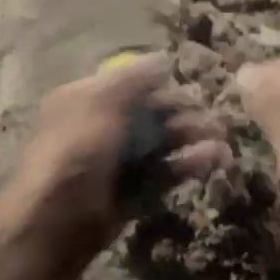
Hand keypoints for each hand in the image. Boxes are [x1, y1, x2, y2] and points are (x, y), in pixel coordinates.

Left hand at [0, 52, 230, 251]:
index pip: (131, 86)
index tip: (195, 91)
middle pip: (151, 115)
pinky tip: (212, 161)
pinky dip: (188, 166)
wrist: (56, 220)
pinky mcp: (131, 194)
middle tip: (217, 121)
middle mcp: (101, 129)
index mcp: (86, 101)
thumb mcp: (100, 102)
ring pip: (161, 146)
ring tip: (223, 144)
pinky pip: (164, 175)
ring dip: (192, 140)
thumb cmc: (76, 151)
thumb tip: (166, 58)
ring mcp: (117, 164)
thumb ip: (134, 78)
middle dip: (185, 115)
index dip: (163, 86)